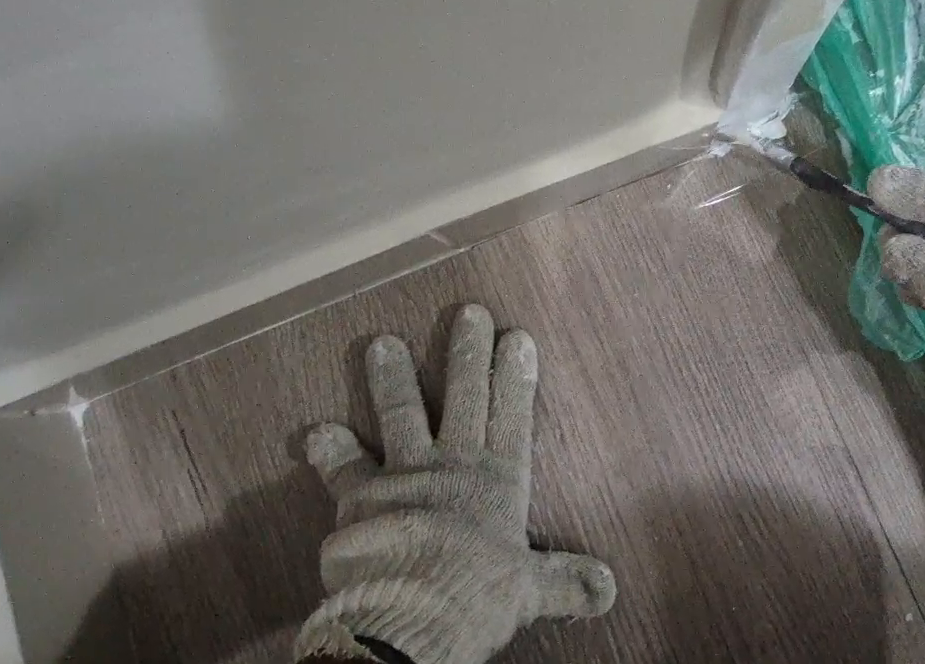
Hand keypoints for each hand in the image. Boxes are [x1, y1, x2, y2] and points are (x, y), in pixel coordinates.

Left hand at [294, 305, 615, 663]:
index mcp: (498, 478)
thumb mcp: (530, 589)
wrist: (414, 614)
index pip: (511, 414)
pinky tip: (316, 433)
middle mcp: (455, 463)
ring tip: (383, 343)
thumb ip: (565, 580)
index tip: (516, 336)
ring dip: (392, 378)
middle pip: (465, 395)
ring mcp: (407, 472)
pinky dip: (330, 450)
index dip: (515, 375)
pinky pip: (343, 468)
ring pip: (402, 412)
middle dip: (468, 351)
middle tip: (469, 312)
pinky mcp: (362, 494)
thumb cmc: (477, 596)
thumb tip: (608, 589)